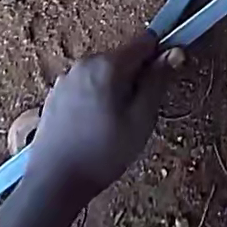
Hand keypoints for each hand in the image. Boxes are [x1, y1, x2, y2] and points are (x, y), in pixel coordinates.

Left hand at [23, 32, 184, 198]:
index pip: (144, 41)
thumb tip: (175, 52)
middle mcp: (85, 62)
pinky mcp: (54, 95)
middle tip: (136, 112)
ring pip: (103, 72)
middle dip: (134, 76)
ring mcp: (66, 78)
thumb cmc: (103, 153)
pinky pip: (85, 85)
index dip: (158, 56)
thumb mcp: (141, 120)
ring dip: (114, 87)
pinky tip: (91, 127)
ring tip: (112, 124)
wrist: (52, 185)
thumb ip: (157, 81)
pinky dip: (94, 97)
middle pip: (122, 57)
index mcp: (108, 64)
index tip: (161, 80)